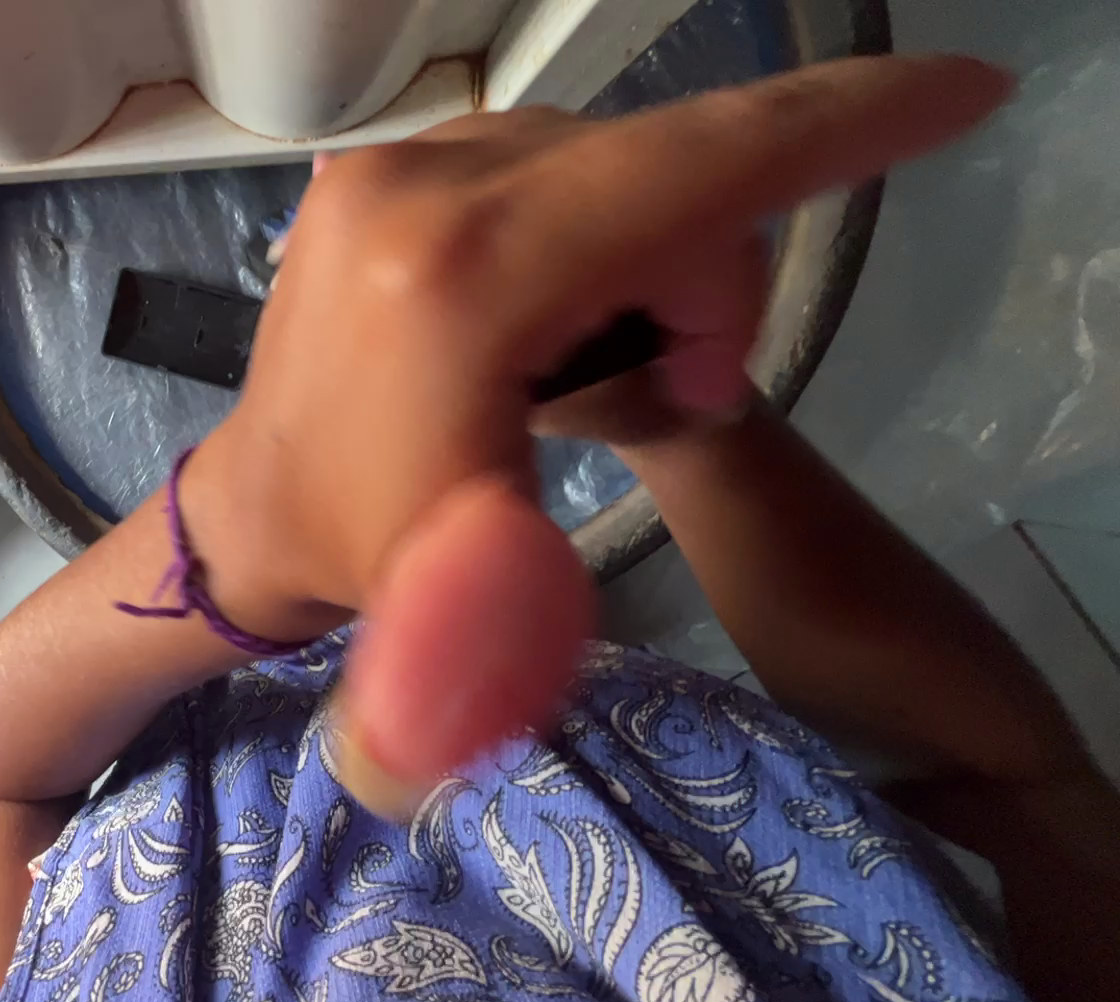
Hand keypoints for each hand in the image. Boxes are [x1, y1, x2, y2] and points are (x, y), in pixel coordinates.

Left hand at [181, 56, 1011, 814]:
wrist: (256, 509)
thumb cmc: (356, 546)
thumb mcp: (461, 593)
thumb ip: (498, 624)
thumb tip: (475, 698)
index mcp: (456, 277)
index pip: (680, 172)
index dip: (832, 130)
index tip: (948, 99)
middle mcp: (412, 190)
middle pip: (648, 174)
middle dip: (700, 278)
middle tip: (672, 388)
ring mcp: (378, 174)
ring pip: (593, 167)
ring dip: (637, 256)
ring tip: (591, 367)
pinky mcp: (363, 184)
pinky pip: (524, 172)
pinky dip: (571, 231)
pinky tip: (542, 316)